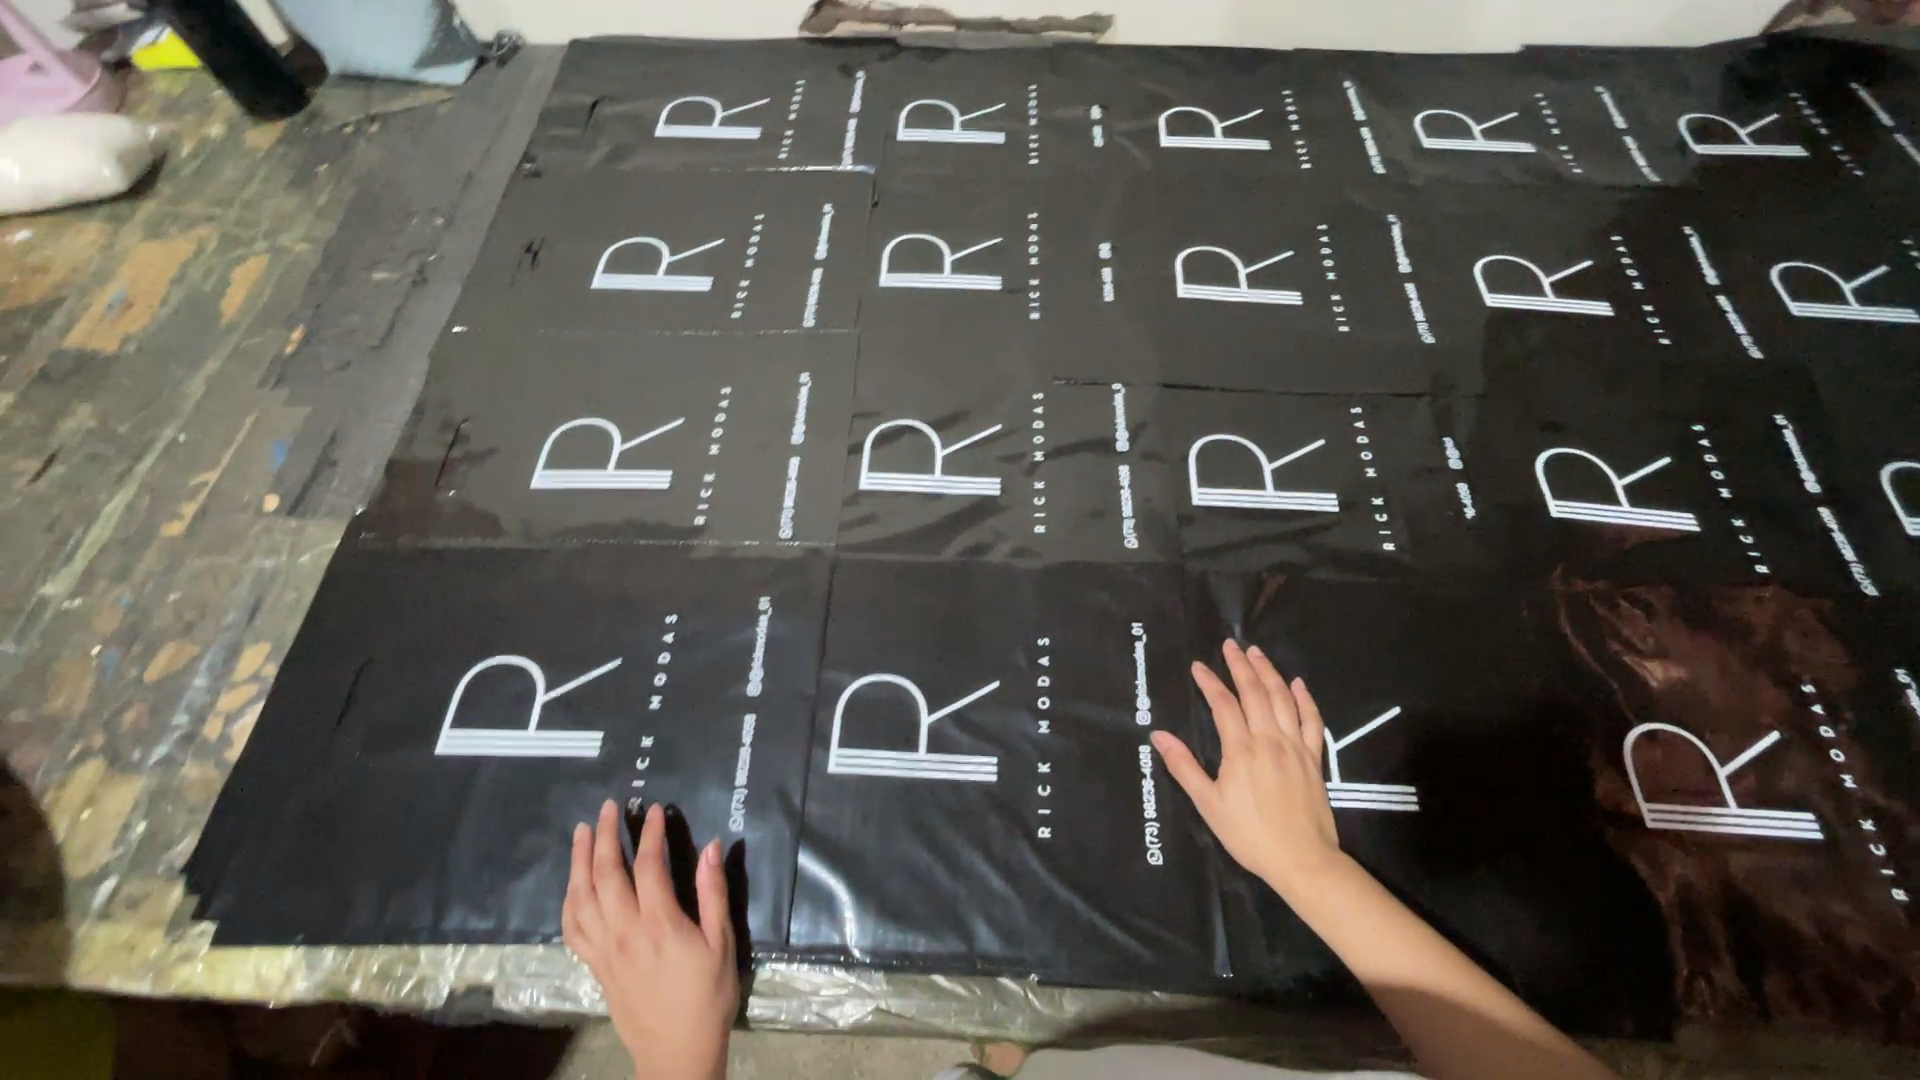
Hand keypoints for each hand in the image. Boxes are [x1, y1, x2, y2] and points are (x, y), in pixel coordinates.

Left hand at [564, 800, 738, 1079]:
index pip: (649, 866)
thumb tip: (712, 847)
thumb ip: (713, 893)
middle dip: (606, 837)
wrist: (677, 1052)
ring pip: (581, 898)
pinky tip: (573, 884)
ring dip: (580, 861)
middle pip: (606, 875)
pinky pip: (572, 928)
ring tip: (583, 833)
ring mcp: (604, 950)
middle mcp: (624, 932)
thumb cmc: (707, 995)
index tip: (654, 809)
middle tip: (609, 808)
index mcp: (659, 924)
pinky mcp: (595, 966)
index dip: (651, 834)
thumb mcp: (722, 942)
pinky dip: (569, 900)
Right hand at [1152, 640, 1344, 897]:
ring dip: (1269, 673)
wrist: (1302, 860)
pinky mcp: (1314, 759)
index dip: (1210, 682)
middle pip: (1255, 693)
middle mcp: (1270, 740)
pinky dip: (1305, 699)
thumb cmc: (1249, 834)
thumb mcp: (1208, 804)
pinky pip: (1312, 721)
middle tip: (1230, 645)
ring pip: (1283, 699)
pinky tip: (1298, 684)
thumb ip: (1184, 766)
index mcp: (1241, 749)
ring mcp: (1295, 747)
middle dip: (1240, 666)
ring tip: (1257, 653)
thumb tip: (1159, 735)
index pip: (1223, 704)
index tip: (1198, 666)